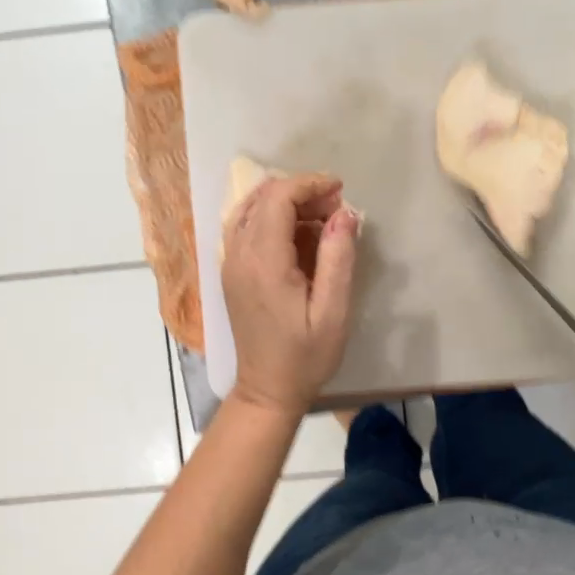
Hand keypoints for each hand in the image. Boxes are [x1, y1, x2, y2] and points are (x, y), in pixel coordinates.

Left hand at [222, 173, 359, 416]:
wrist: (267, 390)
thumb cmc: (305, 357)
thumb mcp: (333, 312)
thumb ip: (338, 258)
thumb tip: (345, 213)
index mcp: (263, 262)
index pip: (278, 198)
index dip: (310, 185)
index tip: (341, 193)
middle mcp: (238, 256)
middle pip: (263, 197)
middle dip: (301, 192)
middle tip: (337, 210)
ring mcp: (229, 263)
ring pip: (249, 209)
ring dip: (284, 203)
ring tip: (320, 219)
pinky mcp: (230, 273)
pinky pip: (243, 227)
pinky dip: (269, 217)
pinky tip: (296, 233)